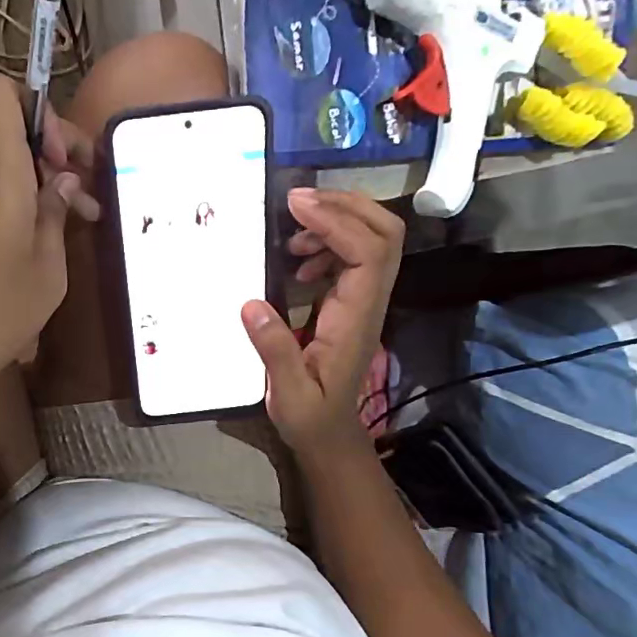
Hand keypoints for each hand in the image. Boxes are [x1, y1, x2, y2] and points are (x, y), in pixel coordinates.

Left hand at [0, 73, 100, 419]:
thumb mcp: (49, 268)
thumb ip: (56, 213)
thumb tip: (61, 181)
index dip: (36, 106)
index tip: (62, 155)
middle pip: (6, 126)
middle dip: (51, 149)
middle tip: (85, 192)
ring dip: (37, 177)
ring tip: (76, 218)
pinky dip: (15, 197)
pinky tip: (41, 235)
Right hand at [241, 188, 403, 457]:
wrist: (330, 435)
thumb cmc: (311, 418)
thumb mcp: (289, 395)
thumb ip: (275, 352)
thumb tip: (251, 305)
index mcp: (356, 320)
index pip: (367, 254)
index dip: (336, 221)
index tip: (295, 206)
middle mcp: (369, 302)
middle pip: (385, 234)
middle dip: (346, 204)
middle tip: (298, 200)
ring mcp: (365, 300)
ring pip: (373, 240)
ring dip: (336, 220)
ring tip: (292, 232)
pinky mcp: (353, 302)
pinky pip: (354, 256)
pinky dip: (329, 242)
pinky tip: (298, 260)